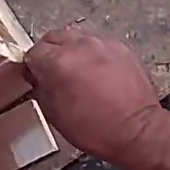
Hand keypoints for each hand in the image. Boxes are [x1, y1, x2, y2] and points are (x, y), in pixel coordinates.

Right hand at [24, 26, 164, 163]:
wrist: (136, 131)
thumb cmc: (95, 129)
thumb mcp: (55, 114)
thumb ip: (42, 89)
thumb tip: (38, 78)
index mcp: (59, 62)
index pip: (34, 52)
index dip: (32, 66)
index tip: (35, 76)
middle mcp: (80, 46)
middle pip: (54, 38)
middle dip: (50, 53)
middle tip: (54, 72)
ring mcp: (103, 44)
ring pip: (78, 39)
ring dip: (73, 51)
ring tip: (79, 73)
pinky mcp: (122, 48)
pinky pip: (99, 45)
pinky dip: (94, 55)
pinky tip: (99, 74)